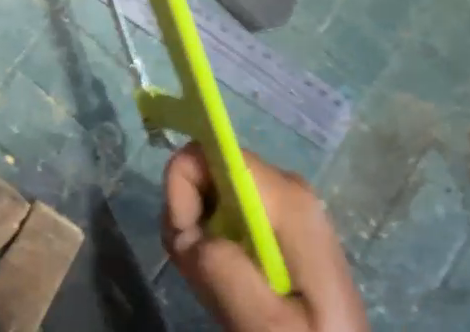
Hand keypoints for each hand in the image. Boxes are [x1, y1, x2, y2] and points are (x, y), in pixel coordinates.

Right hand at [162, 142, 367, 331]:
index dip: (183, 192)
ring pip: (213, 193)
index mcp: (286, 199)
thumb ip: (222, 270)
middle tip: (205, 275)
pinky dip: (217, 243)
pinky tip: (238, 281)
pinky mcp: (283, 219)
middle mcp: (286, 185)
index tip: (191, 246)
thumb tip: (190, 233)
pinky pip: (227, 210)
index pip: (206, 153)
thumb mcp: (266, 324)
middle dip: (190, 219)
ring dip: (201, 237)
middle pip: (207, 171)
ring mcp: (286, 201)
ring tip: (225, 286)